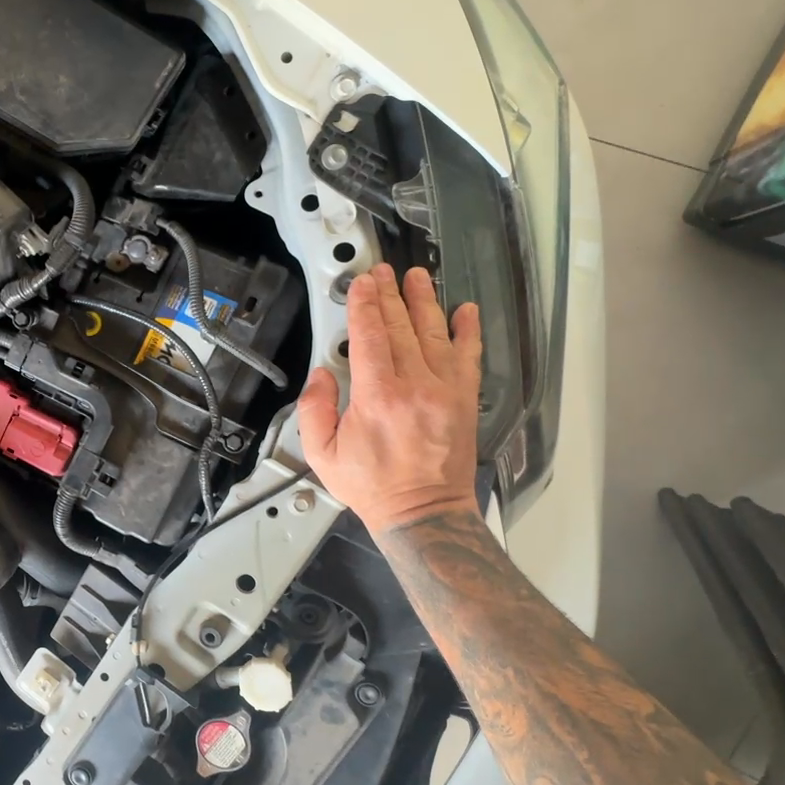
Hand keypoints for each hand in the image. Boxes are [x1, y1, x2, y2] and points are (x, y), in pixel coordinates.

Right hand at [297, 264, 482, 534]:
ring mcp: (445, 391)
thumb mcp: (322, 453)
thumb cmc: (374, 485)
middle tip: (382, 272)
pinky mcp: (464, 399)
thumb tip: (322, 375)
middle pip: (401, 327)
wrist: (424, 512)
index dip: (364, 305)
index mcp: (377, 397)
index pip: (370, 336)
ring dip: (424, 302)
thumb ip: (315, 409)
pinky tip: (465, 311)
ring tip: (417, 278)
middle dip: (389, 295)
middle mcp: (415, 387)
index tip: (361, 285)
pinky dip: (468, 331)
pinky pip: (469, 356)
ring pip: (434, 334)